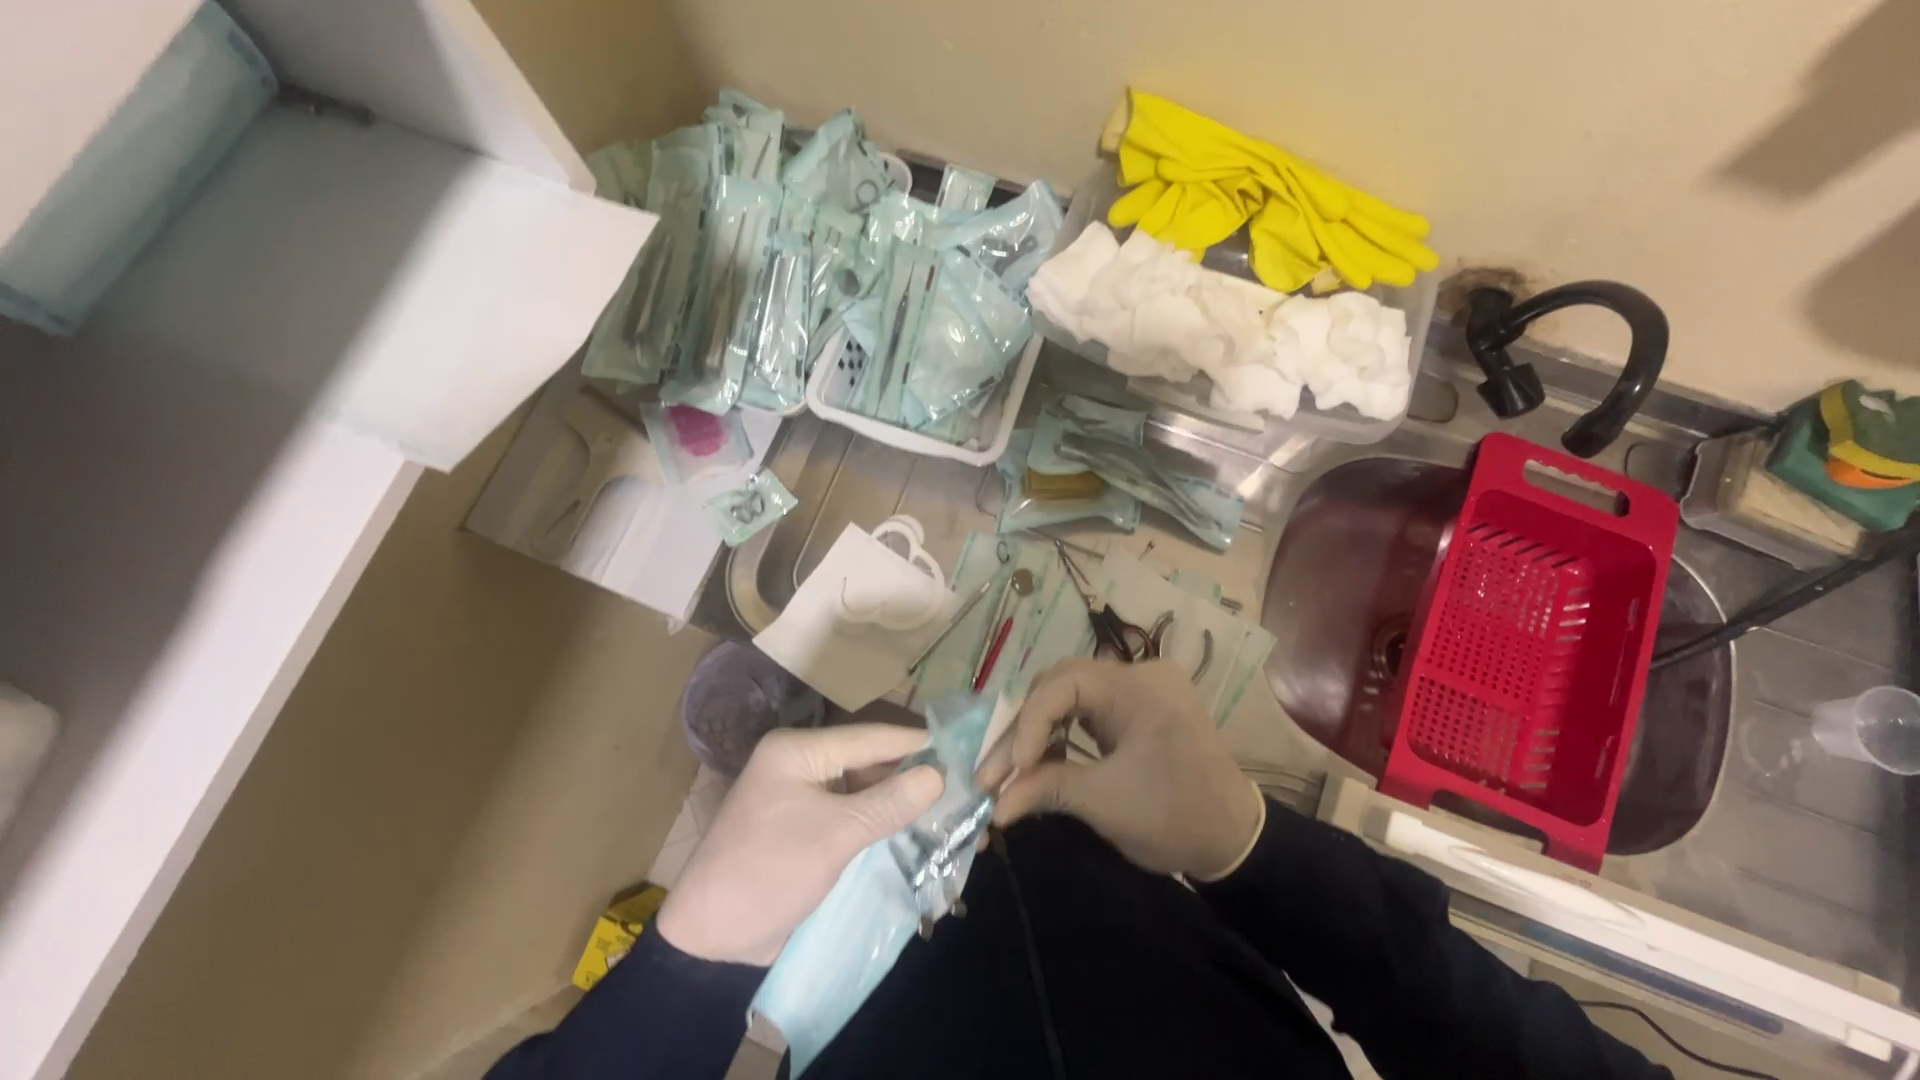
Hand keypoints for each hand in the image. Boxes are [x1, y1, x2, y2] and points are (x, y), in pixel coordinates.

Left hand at [656, 724, 942, 965]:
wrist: (711, 936)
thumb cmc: (768, 872)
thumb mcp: (834, 835)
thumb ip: (888, 803)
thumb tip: (938, 776)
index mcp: (799, 751)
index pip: (870, 737)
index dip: (918, 744)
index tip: (965, 748)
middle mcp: (803, 767)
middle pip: (871, 764)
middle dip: (915, 779)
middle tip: (967, 788)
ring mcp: (806, 800)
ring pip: (867, 793)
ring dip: (904, 805)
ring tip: (954, 813)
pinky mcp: (810, 832)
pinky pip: (856, 819)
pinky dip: (886, 826)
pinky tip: (921, 835)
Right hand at [977, 658, 1263, 879]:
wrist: (1235, 841)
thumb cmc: (1175, 818)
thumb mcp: (1105, 803)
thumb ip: (1045, 790)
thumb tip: (994, 805)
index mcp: (1140, 688)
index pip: (1063, 684)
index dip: (1029, 724)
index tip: (1010, 770)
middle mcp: (1139, 675)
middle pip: (1061, 684)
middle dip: (1025, 729)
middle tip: (994, 770)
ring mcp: (1140, 691)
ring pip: (1070, 696)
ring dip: (1038, 732)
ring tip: (1008, 769)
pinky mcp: (1137, 710)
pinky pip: (1087, 710)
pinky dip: (1060, 734)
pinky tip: (1038, 762)